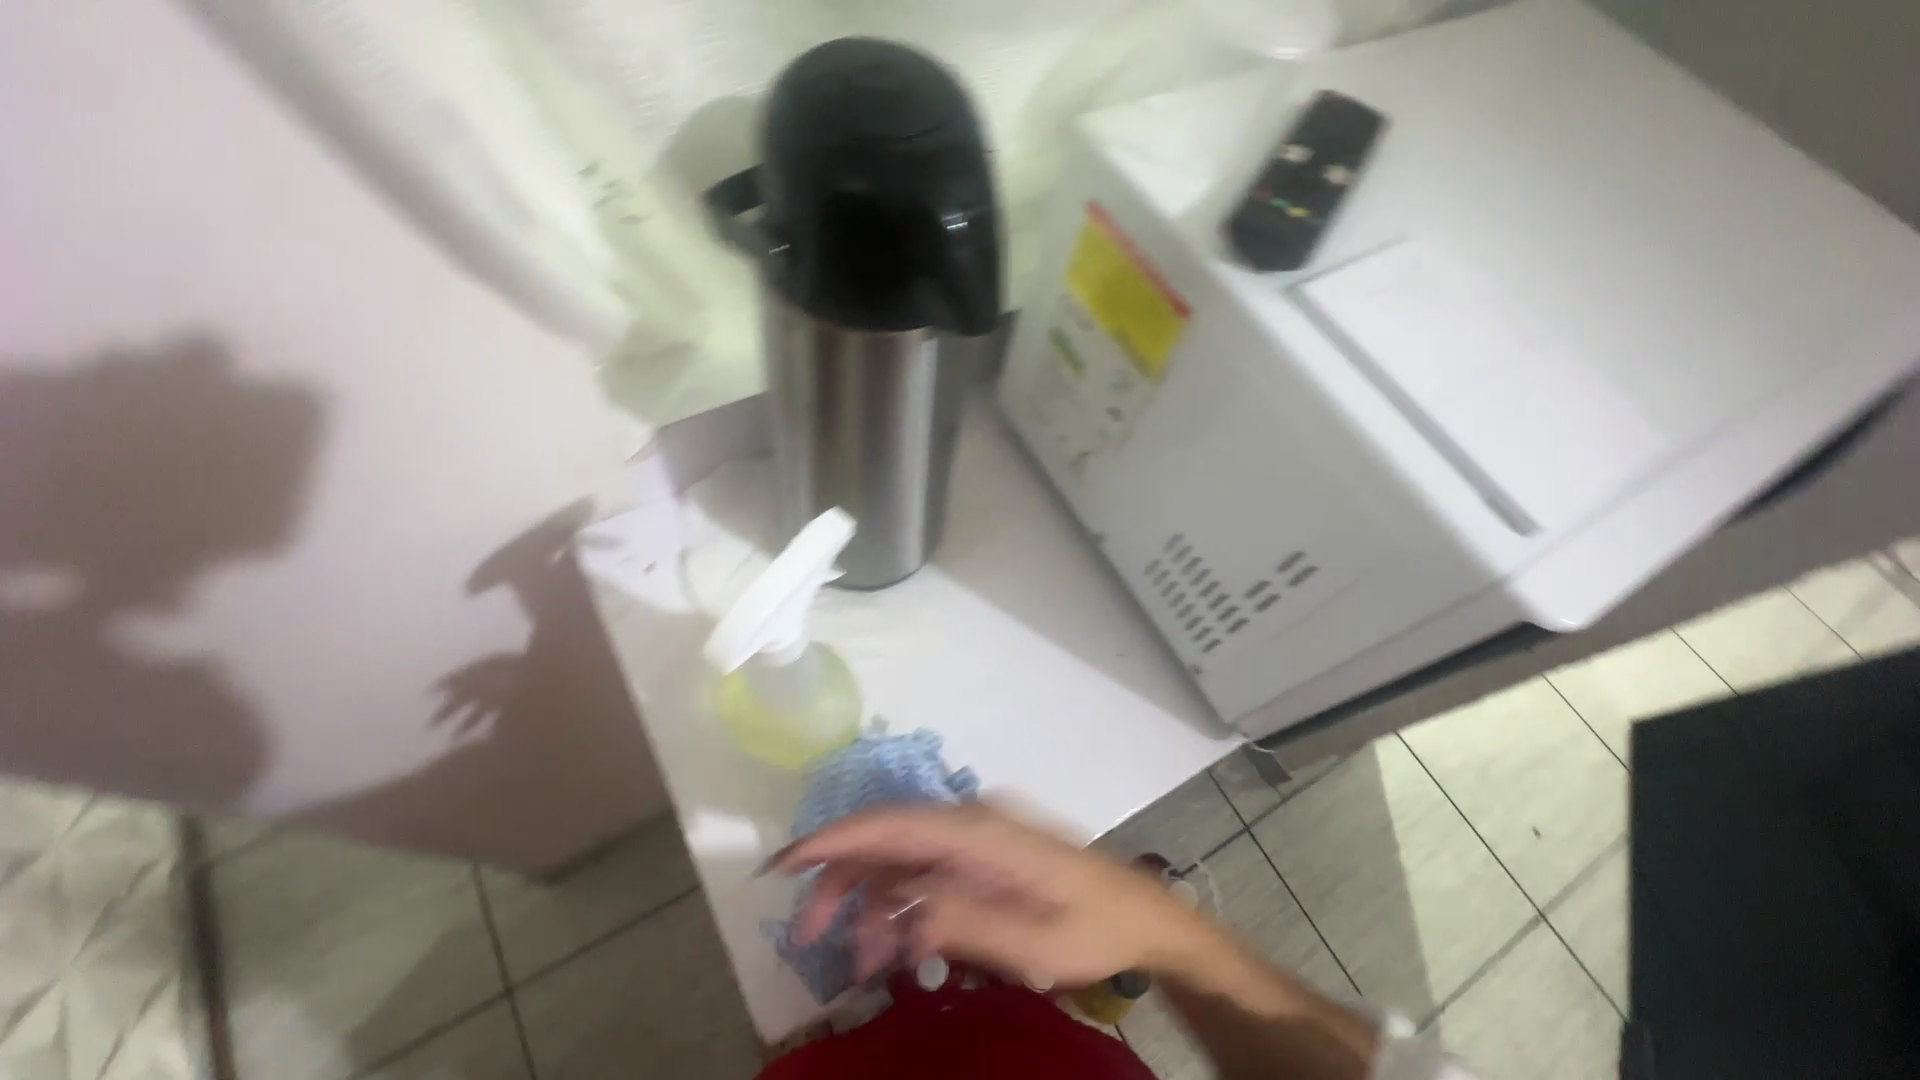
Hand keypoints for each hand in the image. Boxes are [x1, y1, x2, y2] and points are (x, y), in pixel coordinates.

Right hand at [766, 802, 1211, 987]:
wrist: (1142, 914)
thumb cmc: (1096, 926)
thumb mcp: (1036, 941)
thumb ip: (966, 920)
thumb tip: (900, 911)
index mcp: (982, 832)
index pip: (894, 824)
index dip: (834, 838)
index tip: (785, 862)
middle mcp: (970, 823)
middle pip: (886, 840)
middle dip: (839, 883)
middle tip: (807, 936)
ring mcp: (974, 838)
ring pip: (899, 860)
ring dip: (869, 906)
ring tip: (861, 962)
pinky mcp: (978, 856)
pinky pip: (923, 874)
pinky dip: (899, 908)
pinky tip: (894, 947)